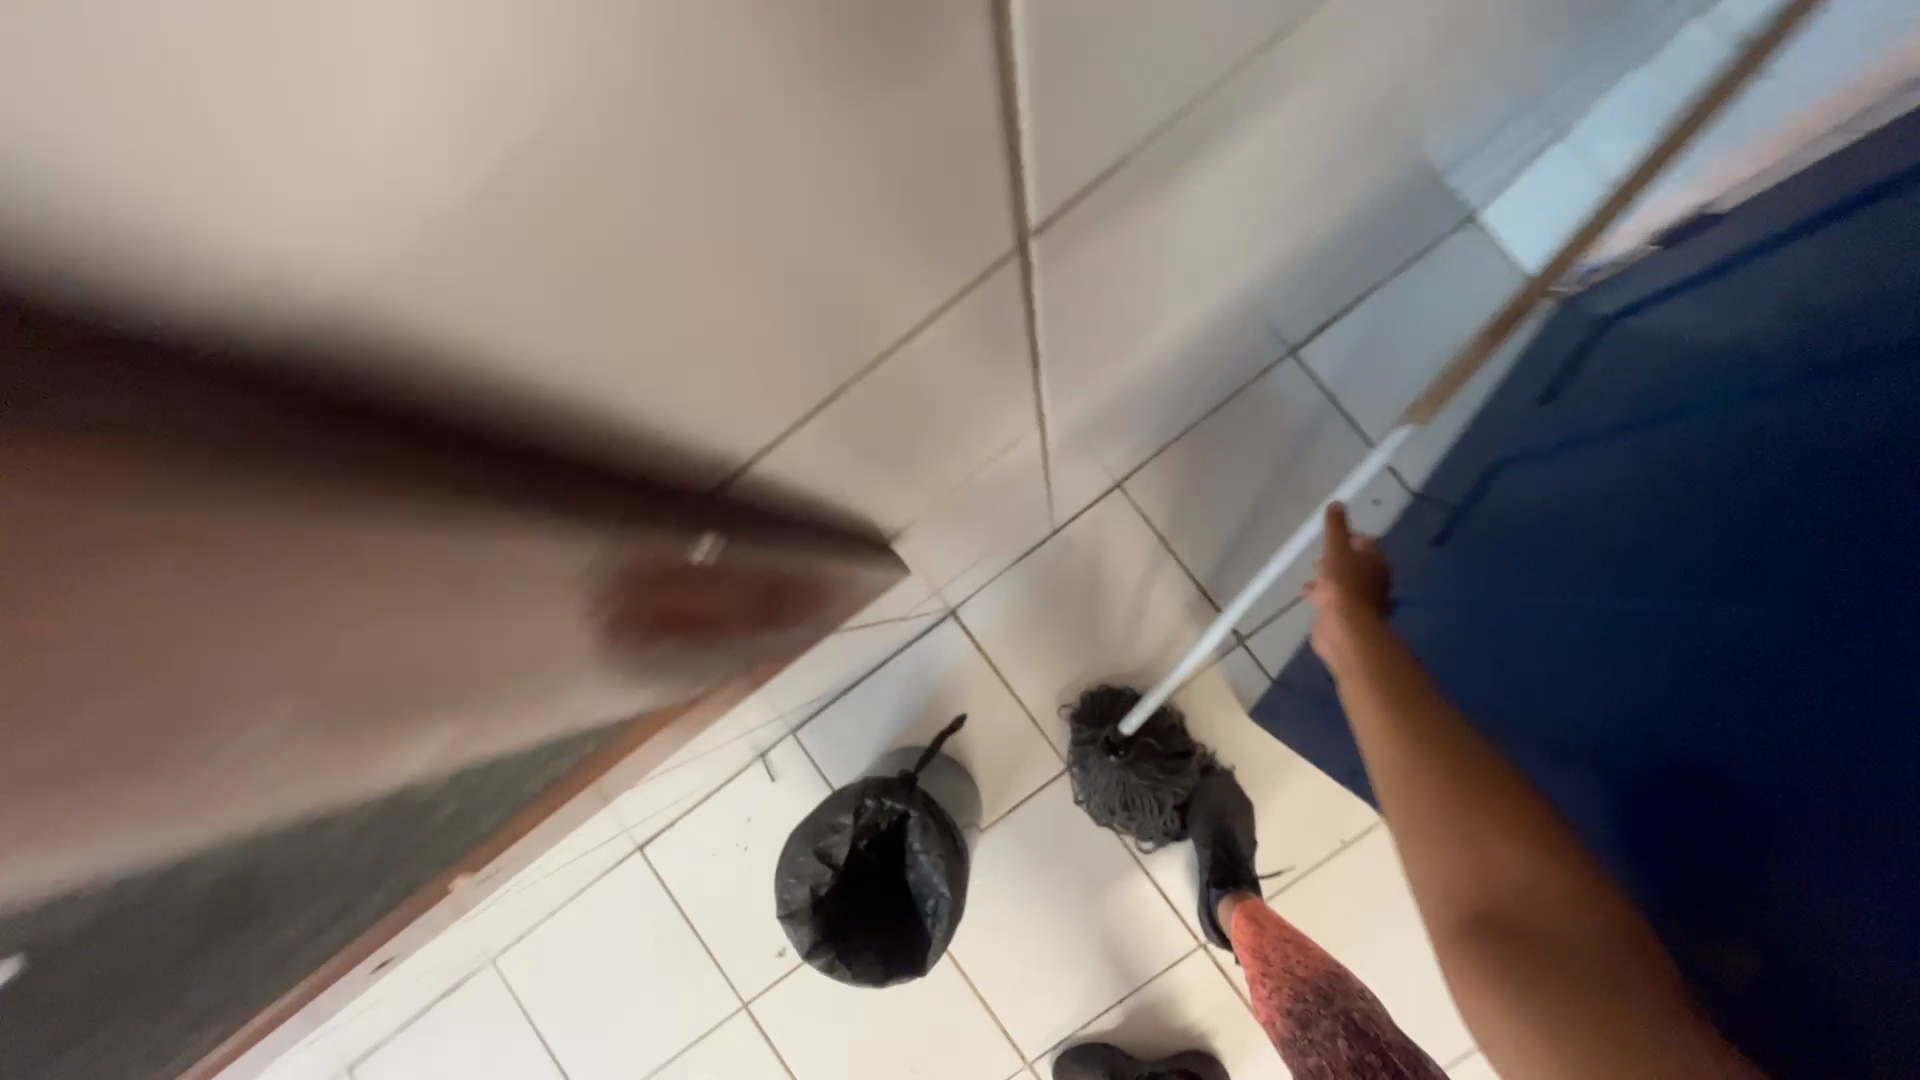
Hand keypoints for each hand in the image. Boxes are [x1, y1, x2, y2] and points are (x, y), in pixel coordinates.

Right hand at [1304, 502, 1391, 664]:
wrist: (1344, 627)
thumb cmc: (1342, 584)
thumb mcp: (1335, 549)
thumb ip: (1335, 527)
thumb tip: (1337, 503)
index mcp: (1375, 561)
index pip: (1365, 543)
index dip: (1348, 538)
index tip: (1331, 538)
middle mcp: (1374, 579)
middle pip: (1356, 564)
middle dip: (1338, 559)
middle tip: (1320, 558)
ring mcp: (1362, 600)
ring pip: (1345, 583)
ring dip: (1330, 579)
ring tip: (1312, 577)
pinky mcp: (1349, 616)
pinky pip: (1336, 600)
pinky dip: (1325, 596)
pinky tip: (1310, 596)